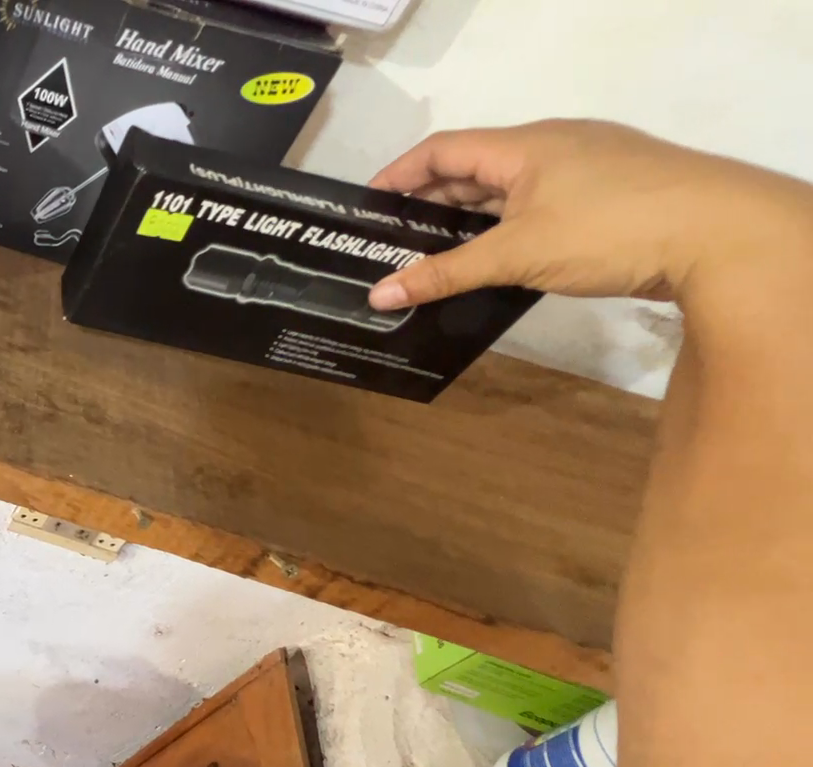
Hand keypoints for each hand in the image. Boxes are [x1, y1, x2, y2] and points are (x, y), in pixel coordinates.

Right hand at [366, 120, 812, 309]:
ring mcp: (581, 173)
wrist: (726, 238)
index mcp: (527, 146)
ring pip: (500, 192)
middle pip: (469, 170)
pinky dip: (493, 231)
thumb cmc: (610, 229)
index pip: (443, 150)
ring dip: (458, 221)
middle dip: (423, 204)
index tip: (363, 206)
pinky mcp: (601, 199)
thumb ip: (442, 274)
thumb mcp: (514, 254)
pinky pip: (527, 208)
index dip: (398, 174)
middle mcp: (552, 149)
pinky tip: (476, 260)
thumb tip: (376, 295)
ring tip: (419, 255)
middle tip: (384, 240)